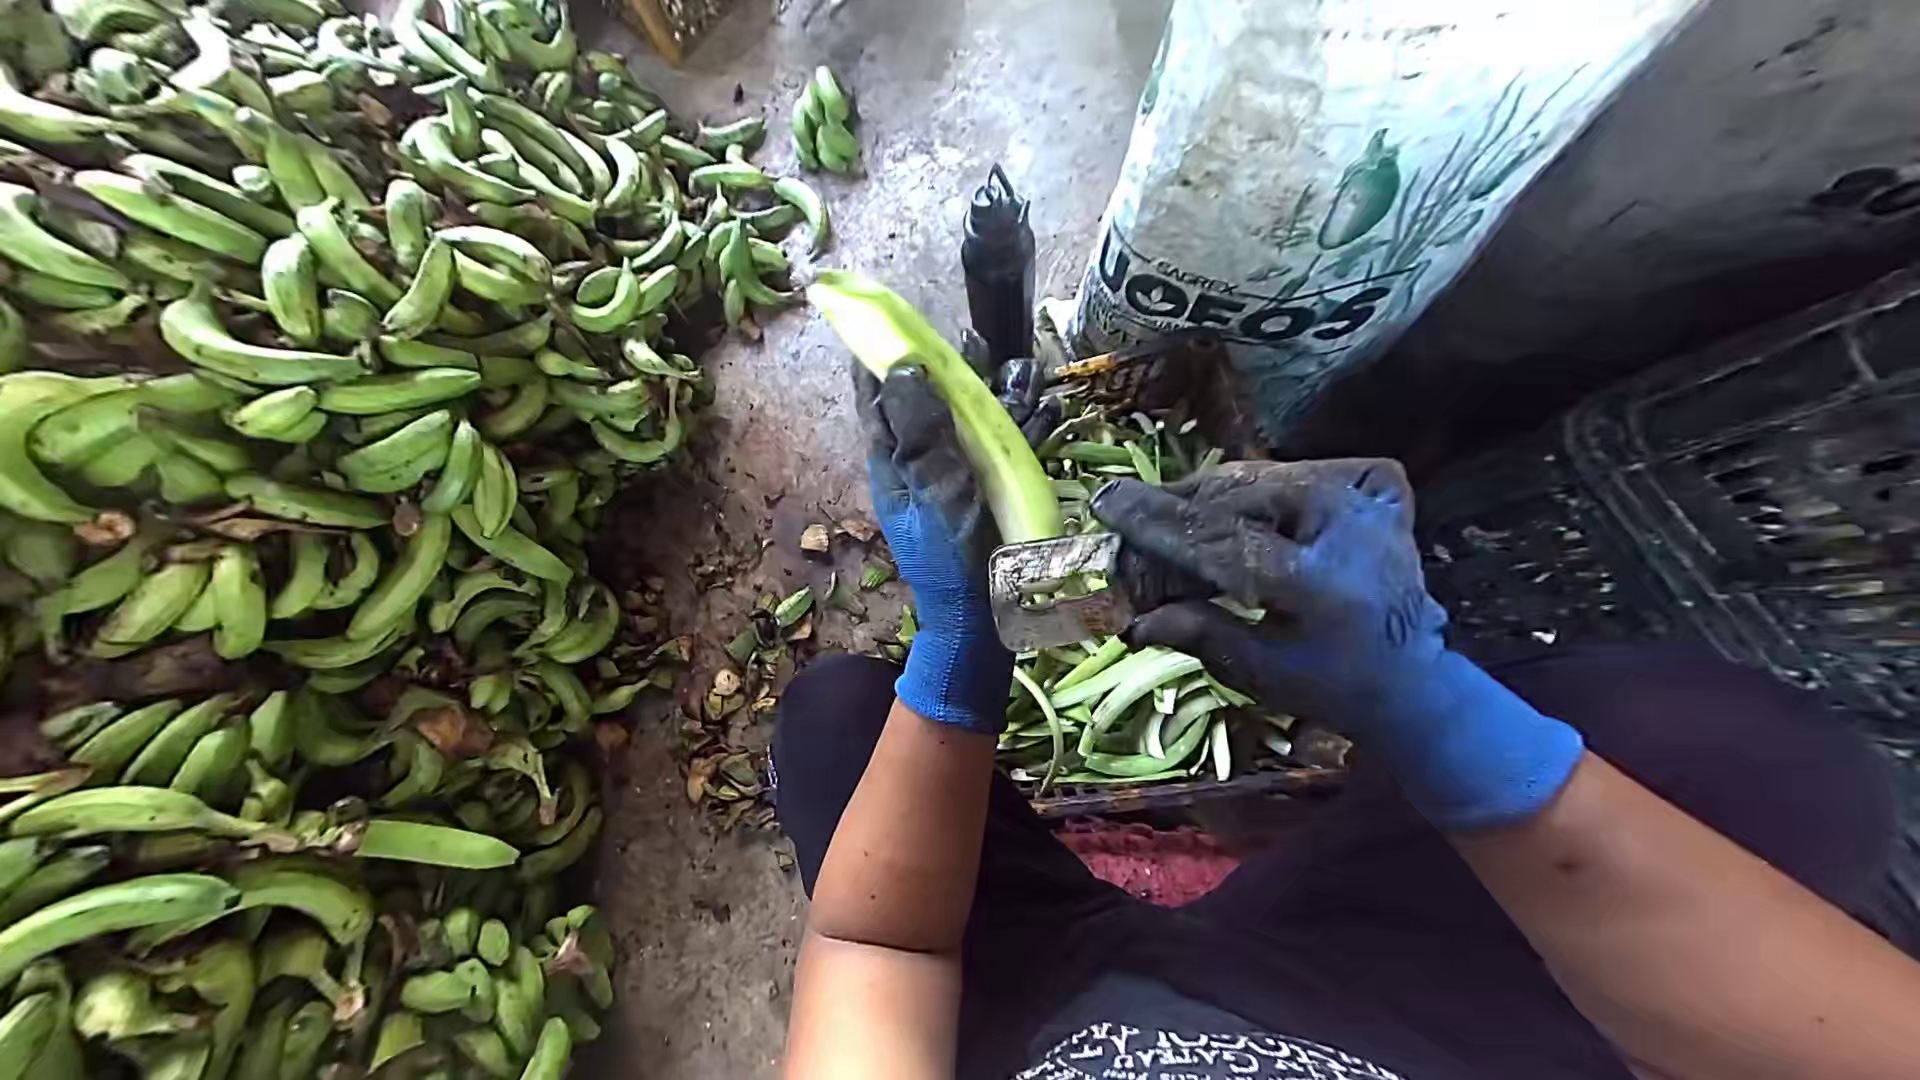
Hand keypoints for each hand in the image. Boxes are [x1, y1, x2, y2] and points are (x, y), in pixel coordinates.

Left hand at [854, 363, 1011, 734]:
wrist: (979, 612)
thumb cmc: (950, 554)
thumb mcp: (932, 490)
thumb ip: (920, 430)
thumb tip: (902, 366)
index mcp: (893, 458)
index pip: (877, 394)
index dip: (881, 354)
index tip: (894, 317)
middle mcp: (919, 458)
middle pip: (927, 399)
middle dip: (949, 367)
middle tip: (973, 343)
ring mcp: (952, 472)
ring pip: (967, 417)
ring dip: (989, 390)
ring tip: (1015, 370)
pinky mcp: (983, 486)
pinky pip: (998, 443)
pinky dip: (1016, 423)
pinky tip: (1039, 408)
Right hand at [1092, 460, 1583, 829]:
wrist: (1413, 673)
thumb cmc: (1331, 683)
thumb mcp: (1260, 673)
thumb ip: (1198, 634)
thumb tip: (1133, 621)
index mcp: (1322, 584)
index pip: (1220, 539)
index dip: (1156, 522)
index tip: (1107, 502)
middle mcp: (1347, 525)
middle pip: (1228, 496)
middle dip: (1169, 511)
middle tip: (1129, 530)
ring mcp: (1365, 497)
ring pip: (1250, 475)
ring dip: (1197, 498)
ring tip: (1165, 525)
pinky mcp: (1371, 484)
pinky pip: (1279, 471)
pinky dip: (1240, 489)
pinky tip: (1225, 516)